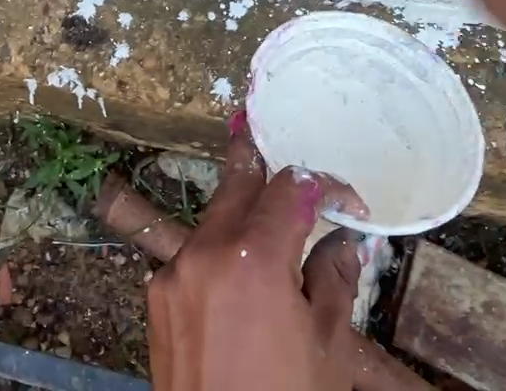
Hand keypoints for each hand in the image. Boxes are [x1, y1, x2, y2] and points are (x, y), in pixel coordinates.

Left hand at [147, 117, 373, 390]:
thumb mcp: (327, 345)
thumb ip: (335, 277)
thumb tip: (347, 239)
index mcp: (255, 258)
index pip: (290, 188)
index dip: (324, 186)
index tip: (348, 202)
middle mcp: (206, 249)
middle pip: (238, 184)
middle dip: (266, 169)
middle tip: (287, 161)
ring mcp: (174, 269)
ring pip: (213, 218)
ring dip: (242, 214)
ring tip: (271, 224)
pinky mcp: (157, 292)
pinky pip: (193, 254)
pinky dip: (218, 252)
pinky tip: (238, 276)